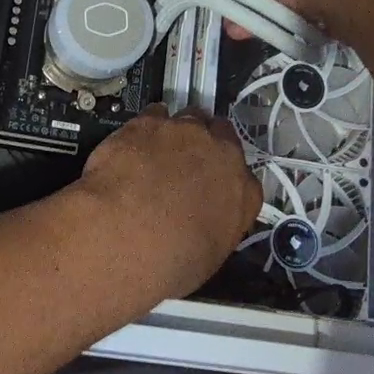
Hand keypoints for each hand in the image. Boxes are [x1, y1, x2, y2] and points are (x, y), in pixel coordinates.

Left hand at [70, 104, 262, 296]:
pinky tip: (132, 143)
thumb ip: (214, 226)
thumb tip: (202, 224)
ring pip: (188, 118)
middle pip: (220, 134)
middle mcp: (221, 154)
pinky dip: (145, 127)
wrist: (129, 234)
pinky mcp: (149, 122)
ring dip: (176, 132)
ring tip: (155, 151)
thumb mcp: (208, 254)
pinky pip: (153, 114)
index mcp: (244, 192)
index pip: (244, 177)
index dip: (223, 177)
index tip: (209, 184)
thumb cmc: (171, 259)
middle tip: (183, 162)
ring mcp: (185, 132)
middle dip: (204, 144)